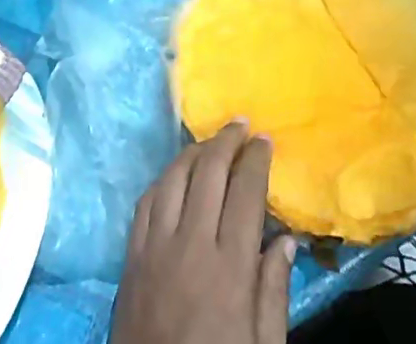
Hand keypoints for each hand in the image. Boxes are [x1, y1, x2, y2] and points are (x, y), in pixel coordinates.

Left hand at [110, 122, 295, 343]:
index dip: (257, 159)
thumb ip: (275, 291)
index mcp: (230, 267)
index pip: (246, 192)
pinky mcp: (130, 259)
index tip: (265, 140)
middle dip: (227, 141)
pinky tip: (176, 174)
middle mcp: (191, 245)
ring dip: (194, 151)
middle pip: (208, 172)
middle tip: (241, 124)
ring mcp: (155, 248)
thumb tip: (285, 239)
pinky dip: (164, 179)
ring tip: (211, 141)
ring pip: (173, 178)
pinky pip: (145, 202)